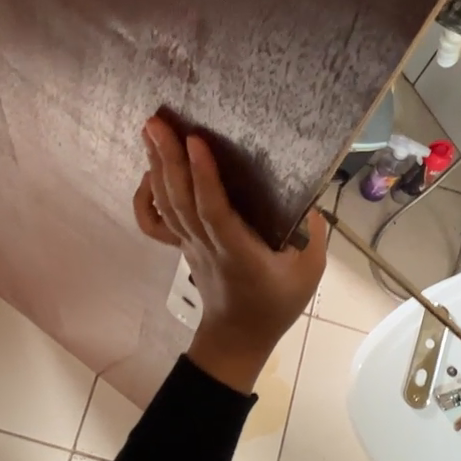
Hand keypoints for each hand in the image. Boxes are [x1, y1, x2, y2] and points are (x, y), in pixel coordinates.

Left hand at [133, 117, 326, 391]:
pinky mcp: (181, 246)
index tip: (196, 141)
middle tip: (157, 122)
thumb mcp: (308, 275)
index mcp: (237, 250)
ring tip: (150, 131)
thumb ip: (314, 238)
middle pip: (180, 199)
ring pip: (166, 204)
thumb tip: (313, 205)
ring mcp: (188, 244)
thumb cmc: (273, 305)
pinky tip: (149, 173)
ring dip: (156, 166)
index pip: (213, 209)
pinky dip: (145, 199)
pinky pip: (154, 224)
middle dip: (168, 158)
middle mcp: (205, 243)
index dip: (203, 175)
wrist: (237, 338)